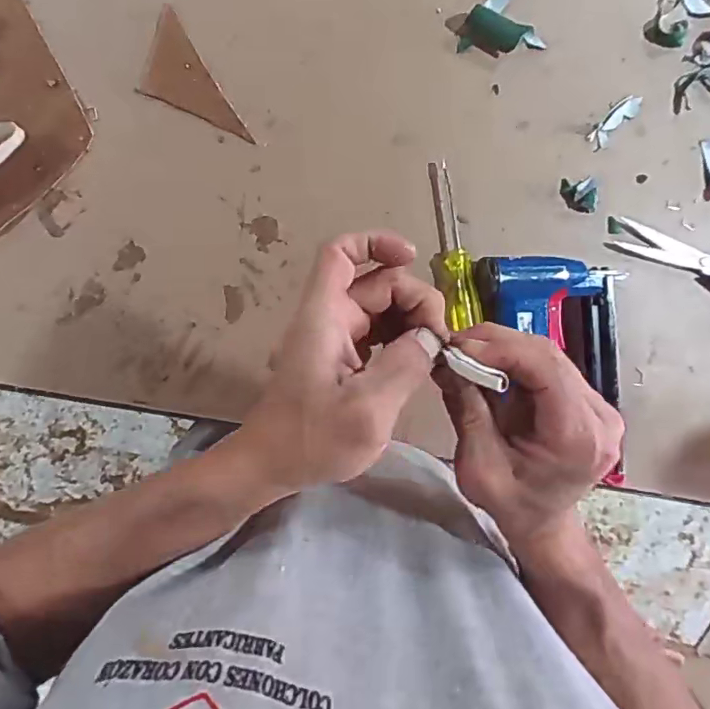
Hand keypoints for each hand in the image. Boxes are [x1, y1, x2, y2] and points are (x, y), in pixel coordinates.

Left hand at [234, 231, 446, 495]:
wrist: (270, 466)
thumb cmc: (310, 439)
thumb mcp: (368, 408)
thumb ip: (405, 365)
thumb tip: (432, 337)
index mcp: (324, 317)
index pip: (341, 253)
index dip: (375, 242)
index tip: (412, 257)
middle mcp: (327, 318)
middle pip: (375, 283)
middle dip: (414, 299)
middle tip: (439, 340)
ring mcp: (332, 338)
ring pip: (380, 308)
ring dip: (411, 321)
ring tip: (435, 352)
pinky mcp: (339, 359)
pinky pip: (376, 333)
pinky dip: (401, 339)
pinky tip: (420, 361)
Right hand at [440, 323, 623, 548]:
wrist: (542, 524)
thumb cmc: (511, 505)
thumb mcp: (478, 466)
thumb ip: (467, 410)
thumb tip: (446, 361)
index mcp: (579, 436)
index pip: (545, 368)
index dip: (500, 349)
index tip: (458, 346)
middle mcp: (599, 415)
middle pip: (547, 356)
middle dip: (496, 344)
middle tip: (454, 345)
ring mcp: (599, 406)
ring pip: (547, 355)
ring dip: (503, 348)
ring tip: (465, 352)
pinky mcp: (587, 400)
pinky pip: (547, 366)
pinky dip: (513, 359)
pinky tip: (486, 362)